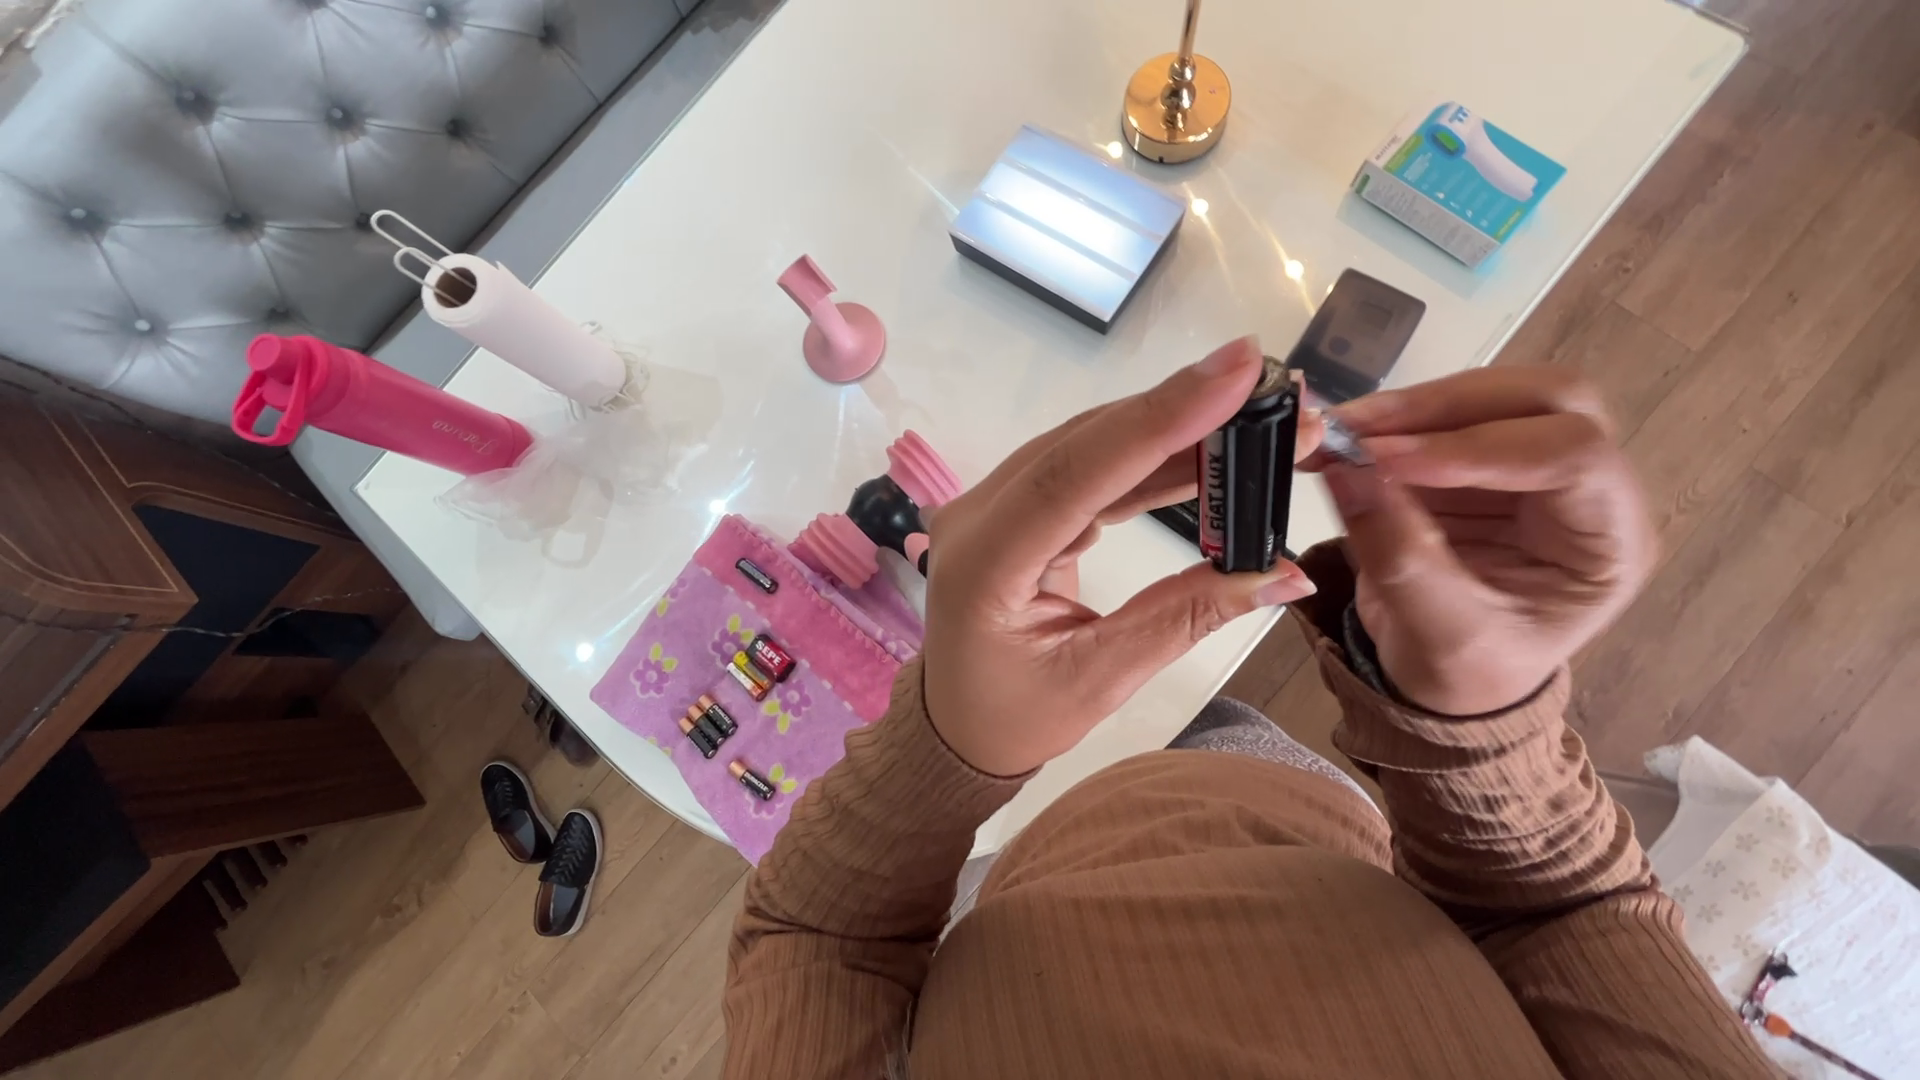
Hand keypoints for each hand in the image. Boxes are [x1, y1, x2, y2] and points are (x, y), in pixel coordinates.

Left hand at [922, 337, 1322, 776]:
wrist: (958, 724)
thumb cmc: (1017, 717)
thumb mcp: (1103, 678)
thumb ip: (1187, 615)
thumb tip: (1286, 572)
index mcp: (982, 564)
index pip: (1074, 476)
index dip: (1157, 420)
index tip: (1235, 370)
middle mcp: (977, 517)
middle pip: (1082, 446)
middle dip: (1179, 413)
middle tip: (1267, 385)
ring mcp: (991, 506)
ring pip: (1086, 449)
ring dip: (1169, 431)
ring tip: (1251, 414)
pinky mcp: (1014, 508)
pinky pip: (1084, 471)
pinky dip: (1145, 461)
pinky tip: (1201, 453)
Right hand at [1310, 367, 1656, 716]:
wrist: (1445, 681)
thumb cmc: (1464, 671)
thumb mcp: (1435, 628)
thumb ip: (1397, 552)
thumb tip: (1347, 470)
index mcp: (1607, 539)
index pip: (1571, 455)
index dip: (1478, 448)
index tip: (1388, 461)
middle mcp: (1582, 489)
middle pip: (1543, 400)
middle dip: (1444, 407)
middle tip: (1359, 428)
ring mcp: (1525, 469)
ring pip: (1487, 396)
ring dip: (1406, 410)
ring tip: (1337, 432)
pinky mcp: (1471, 464)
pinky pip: (1434, 421)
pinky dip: (1383, 425)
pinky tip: (1337, 440)